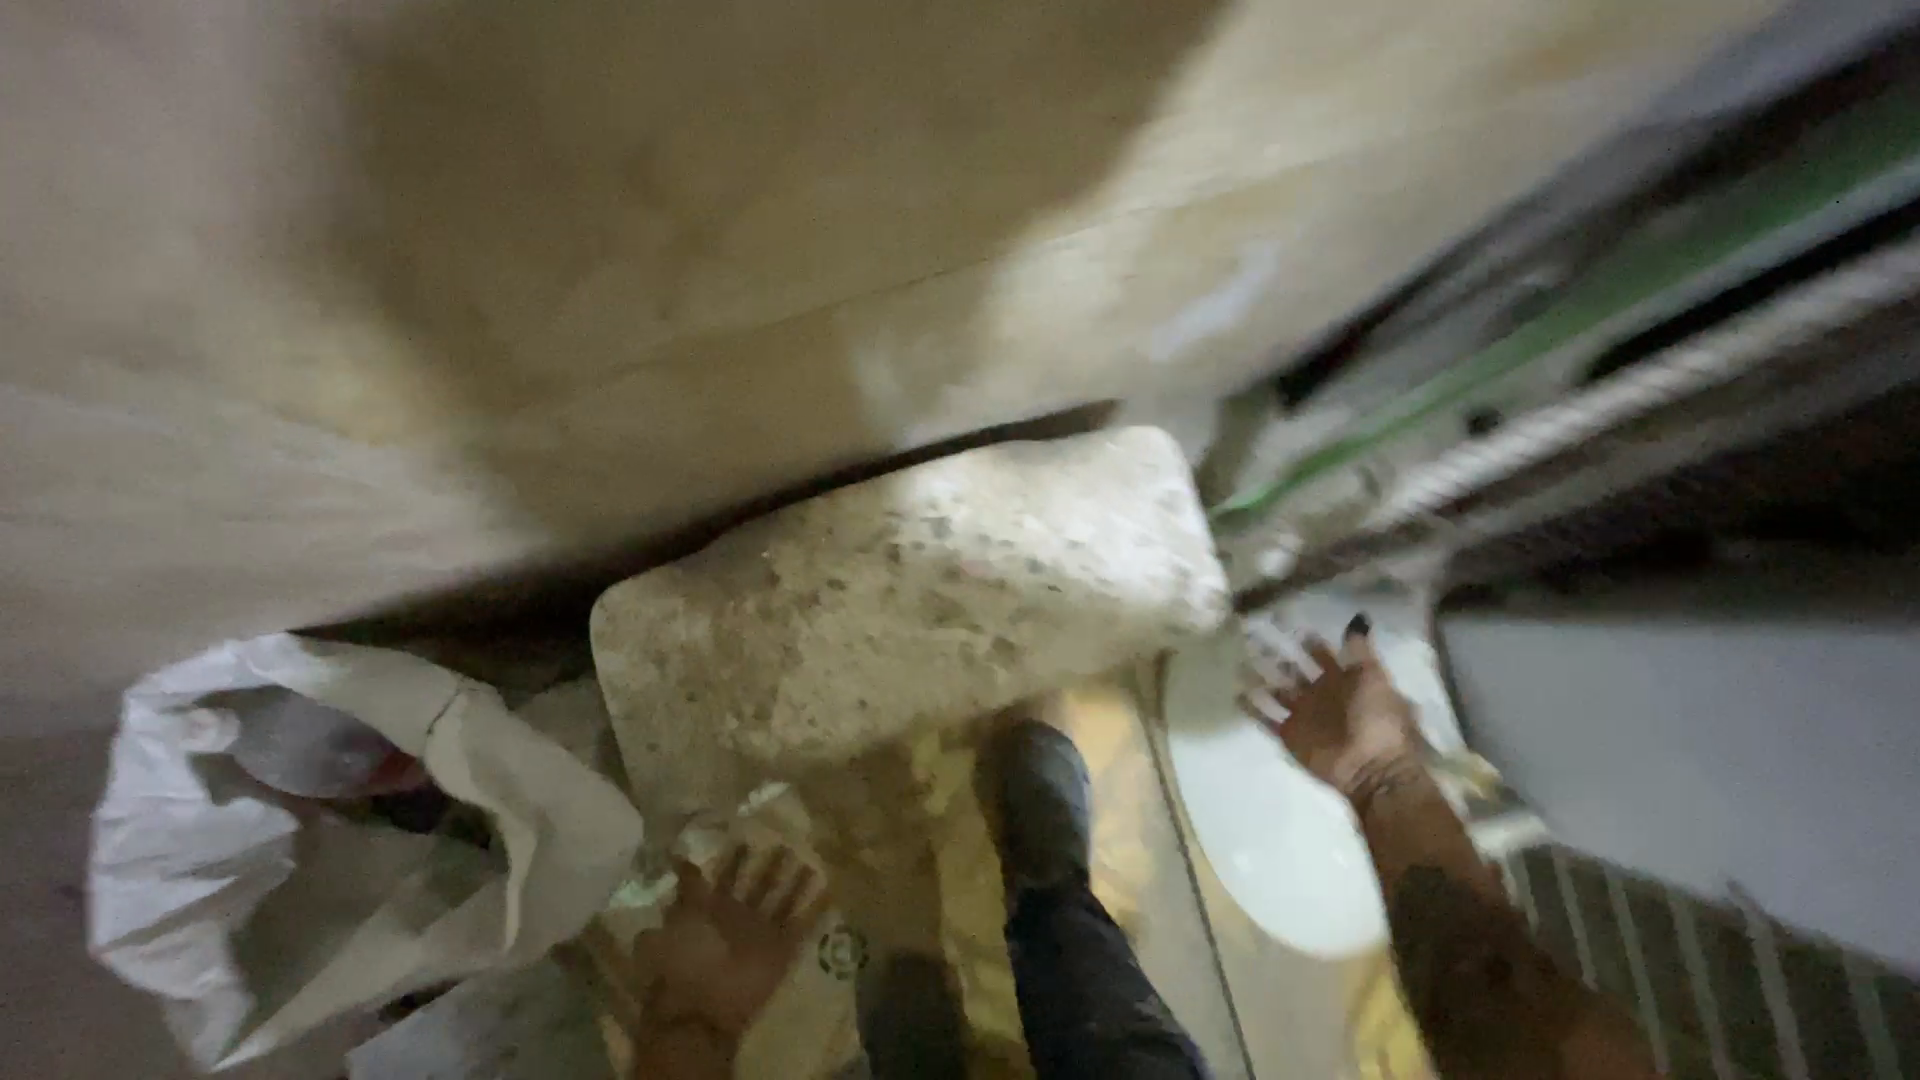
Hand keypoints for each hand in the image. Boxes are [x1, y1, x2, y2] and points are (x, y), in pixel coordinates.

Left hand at [634, 844, 829, 1039]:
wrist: (703, 1010)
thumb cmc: (685, 962)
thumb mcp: (679, 919)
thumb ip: (685, 890)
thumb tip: (677, 859)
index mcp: (714, 912)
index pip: (726, 878)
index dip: (734, 859)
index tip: (747, 836)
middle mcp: (740, 920)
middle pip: (758, 886)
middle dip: (770, 865)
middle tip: (785, 841)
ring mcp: (763, 934)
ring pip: (783, 901)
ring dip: (796, 882)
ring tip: (811, 860)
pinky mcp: (782, 949)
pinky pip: (803, 924)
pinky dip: (817, 909)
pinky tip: (831, 890)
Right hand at [1242, 614, 1422, 801]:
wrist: (1371, 767)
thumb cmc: (1377, 719)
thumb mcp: (1374, 678)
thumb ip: (1360, 650)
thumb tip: (1359, 618)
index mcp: (1342, 682)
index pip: (1322, 656)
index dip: (1308, 642)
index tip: (1289, 625)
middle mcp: (1319, 695)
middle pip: (1293, 671)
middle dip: (1277, 655)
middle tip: (1254, 635)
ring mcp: (1303, 715)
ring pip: (1276, 690)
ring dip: (1260, 676)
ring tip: (1240, 660)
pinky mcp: (1289, 733)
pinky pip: (1266, 718)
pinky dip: (1252, 707)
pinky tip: (1237, 693)